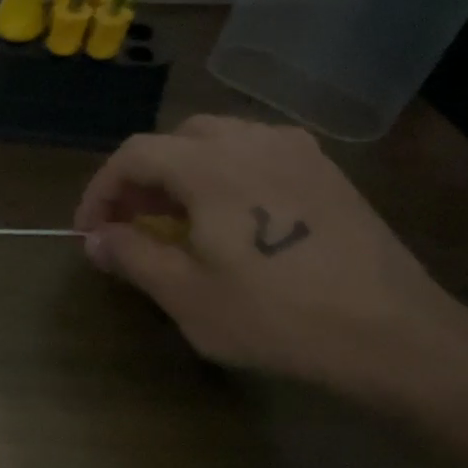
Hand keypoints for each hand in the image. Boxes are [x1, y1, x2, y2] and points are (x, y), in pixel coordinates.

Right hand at [75, 115, 464, 383]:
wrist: (379, 328)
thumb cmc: (269, 316)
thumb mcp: (185, 295)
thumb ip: (133, 257)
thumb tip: (96, 239)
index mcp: (213, 167)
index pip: (136, 155)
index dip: (100, 191)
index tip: (88, 234)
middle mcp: (256, 142)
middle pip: (179, 139)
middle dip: (141, 181)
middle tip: (126, 229)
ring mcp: (298, 153)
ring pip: (221, 144)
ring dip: (181, 179)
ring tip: (170, 230)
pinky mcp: (325, 174)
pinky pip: (257, 158)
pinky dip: (222, 181)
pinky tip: (222, 227)